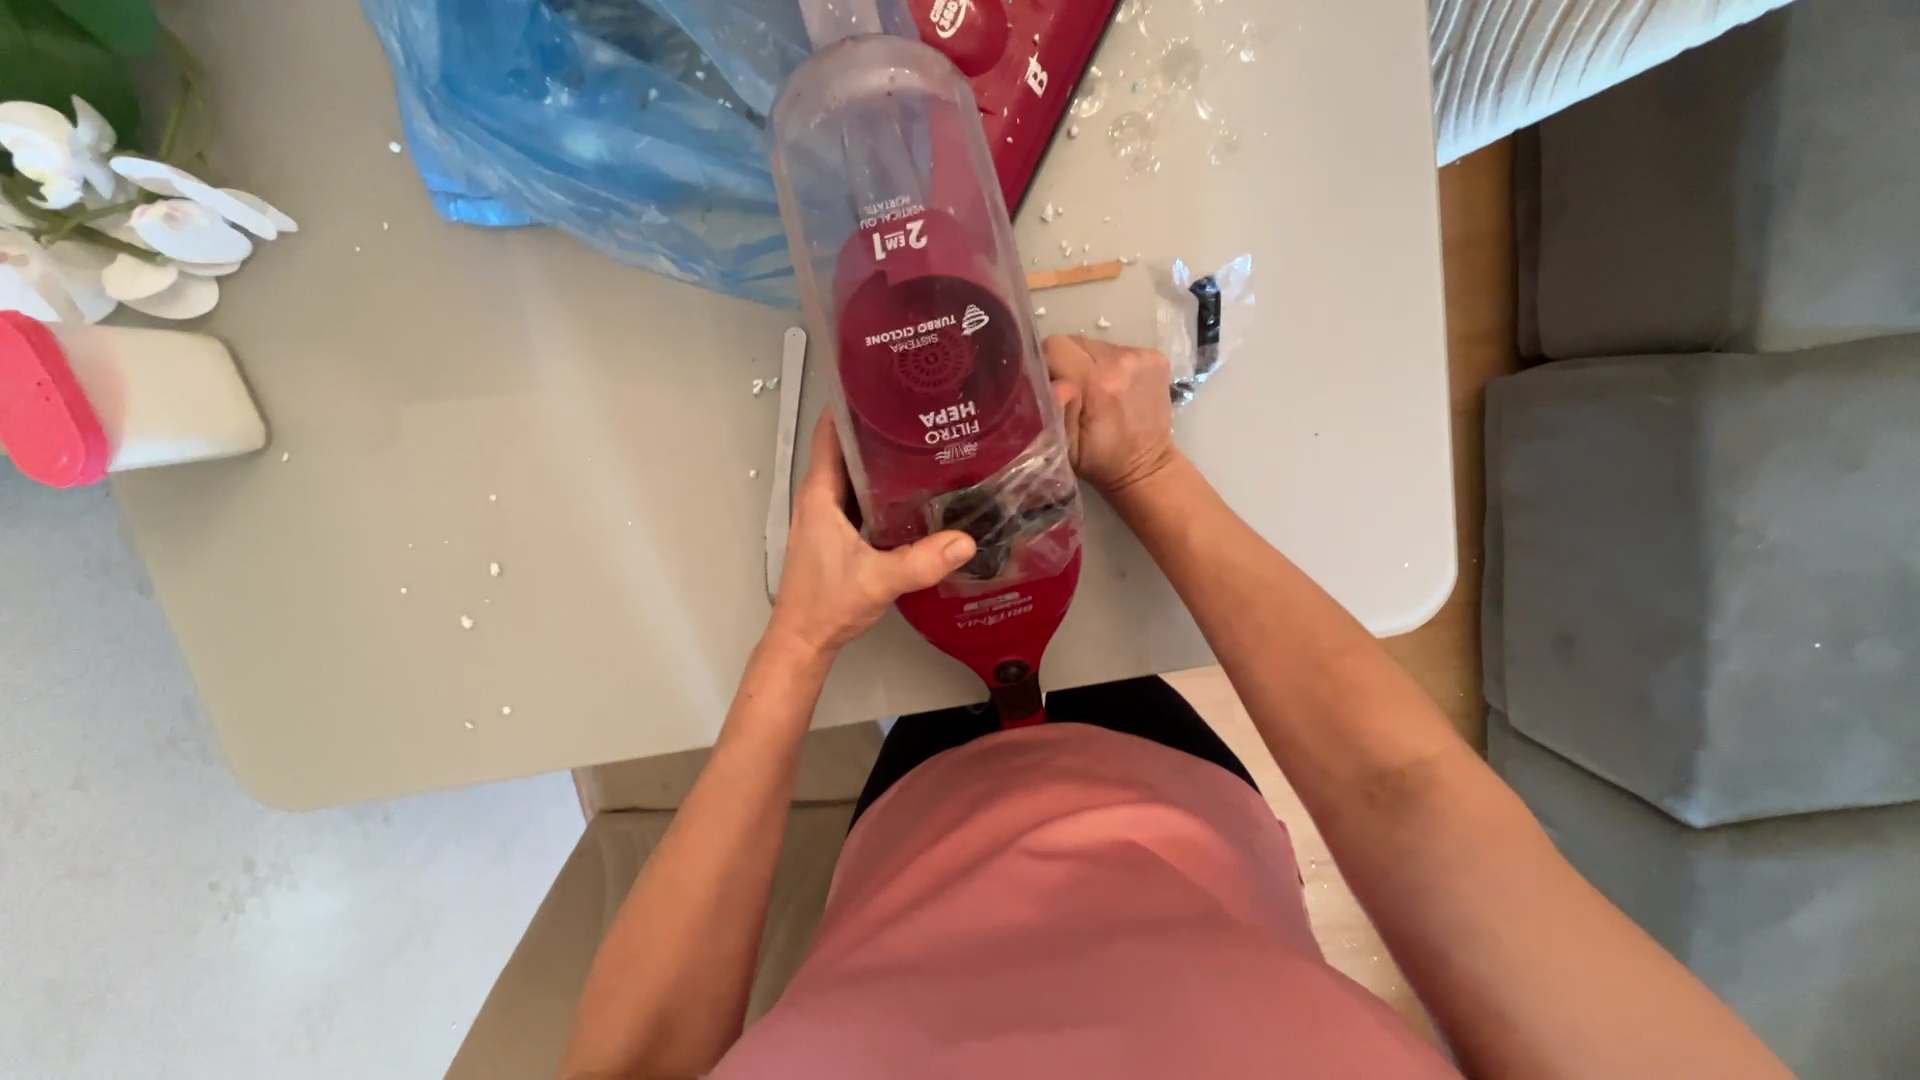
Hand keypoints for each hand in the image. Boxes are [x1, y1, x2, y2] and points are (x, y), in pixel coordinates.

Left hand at [767, 415, 977, 656]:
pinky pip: (859, 497)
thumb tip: (965, 541)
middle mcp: (820, 498)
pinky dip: (880, 487)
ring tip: (920, 442)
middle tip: (916, 412)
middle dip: (875, 427)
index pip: (828, 433)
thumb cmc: (826, 604)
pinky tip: (911, 490)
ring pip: (854, 473)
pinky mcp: (837, 533)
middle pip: (845, 448)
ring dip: (879, 458)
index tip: (882, 385)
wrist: (804, 639)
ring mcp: (828, 516)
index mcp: (820, 495)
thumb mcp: (877, 580)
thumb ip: (919, 562)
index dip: (850, 405)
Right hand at [1044, 335, 1179, 495]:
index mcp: (1096, 382)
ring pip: (1095, 344)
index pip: (1054, 346)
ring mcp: (1141, 357)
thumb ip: (1055, 411)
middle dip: (1067, 362)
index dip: (1046, 364)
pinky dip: (1110, 365)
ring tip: (1095, 392)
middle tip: (1073, 392)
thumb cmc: (1100, 461)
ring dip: (1089, 363)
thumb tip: (1054, 381)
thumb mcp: (1065, 447)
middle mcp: (1120, 361)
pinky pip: (1117, 349)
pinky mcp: (1154, 357)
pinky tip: (1116, 389)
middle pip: (1074, 341)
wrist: (1147, 466)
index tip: (1050, 386)